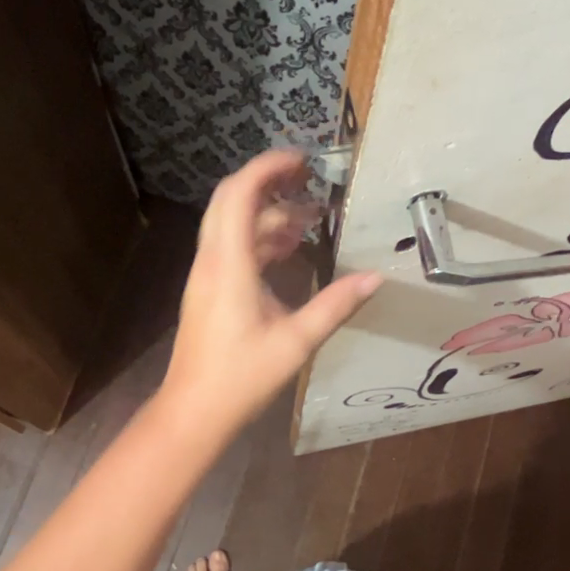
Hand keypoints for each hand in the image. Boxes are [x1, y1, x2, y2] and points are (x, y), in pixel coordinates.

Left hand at [160, 150, 383, 432]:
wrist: (193, 410)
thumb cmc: (241, 377)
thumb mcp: (297, 341)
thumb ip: (336, 305)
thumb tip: (376, 277)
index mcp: (229, 264)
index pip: (240, 194)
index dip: (268, 168)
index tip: (302, 160)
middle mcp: (212, 260)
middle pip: (231, 200)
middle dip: (268, 181)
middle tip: (307, 177)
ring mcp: (206, 274)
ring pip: (231, 225)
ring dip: (267, 214)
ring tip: (310, 217)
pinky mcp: (208, 290)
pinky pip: (231, 247)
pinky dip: (259, 238)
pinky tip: (290, 249)